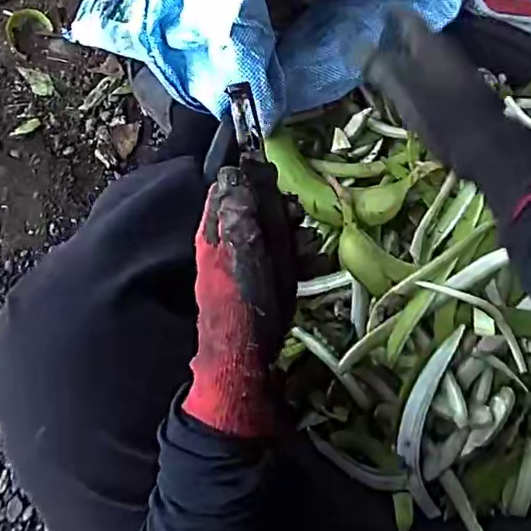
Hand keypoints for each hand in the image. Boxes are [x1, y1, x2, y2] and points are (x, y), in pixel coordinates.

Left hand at [183, 161, 294, 437]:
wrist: (243, 361)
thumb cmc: (242, 303)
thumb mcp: (242, 249)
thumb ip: (238, 209)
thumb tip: (234, 168)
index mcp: (216, 225)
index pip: (230, 181)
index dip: (254, 175)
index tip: (278, 180)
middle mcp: (230, 236)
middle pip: (258, 203)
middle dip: (283, 206)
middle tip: (298, 217)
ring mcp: (248, 257)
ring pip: (276, 227)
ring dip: (296, 232)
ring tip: (309, 247)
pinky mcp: (264, 276)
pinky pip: (284, 253)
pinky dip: (300, 255)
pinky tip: (314, 264)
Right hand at [362, 9, 530, 219]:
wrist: (488, 145)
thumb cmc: (441, 118)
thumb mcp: (403, 93)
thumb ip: (380, 67)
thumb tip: (358, 47)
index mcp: (428, 44)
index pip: (405, 16)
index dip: (389, 13)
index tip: (374, 12)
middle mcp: (445, 47)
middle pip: (417, 33)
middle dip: (397, 33)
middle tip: (375, 38)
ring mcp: (458, 65)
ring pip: (427, 50)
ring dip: (409, 51)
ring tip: (388, 60)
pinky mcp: (465, 84)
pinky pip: (436, 65)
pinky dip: (420, 66)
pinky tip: (411, 81)